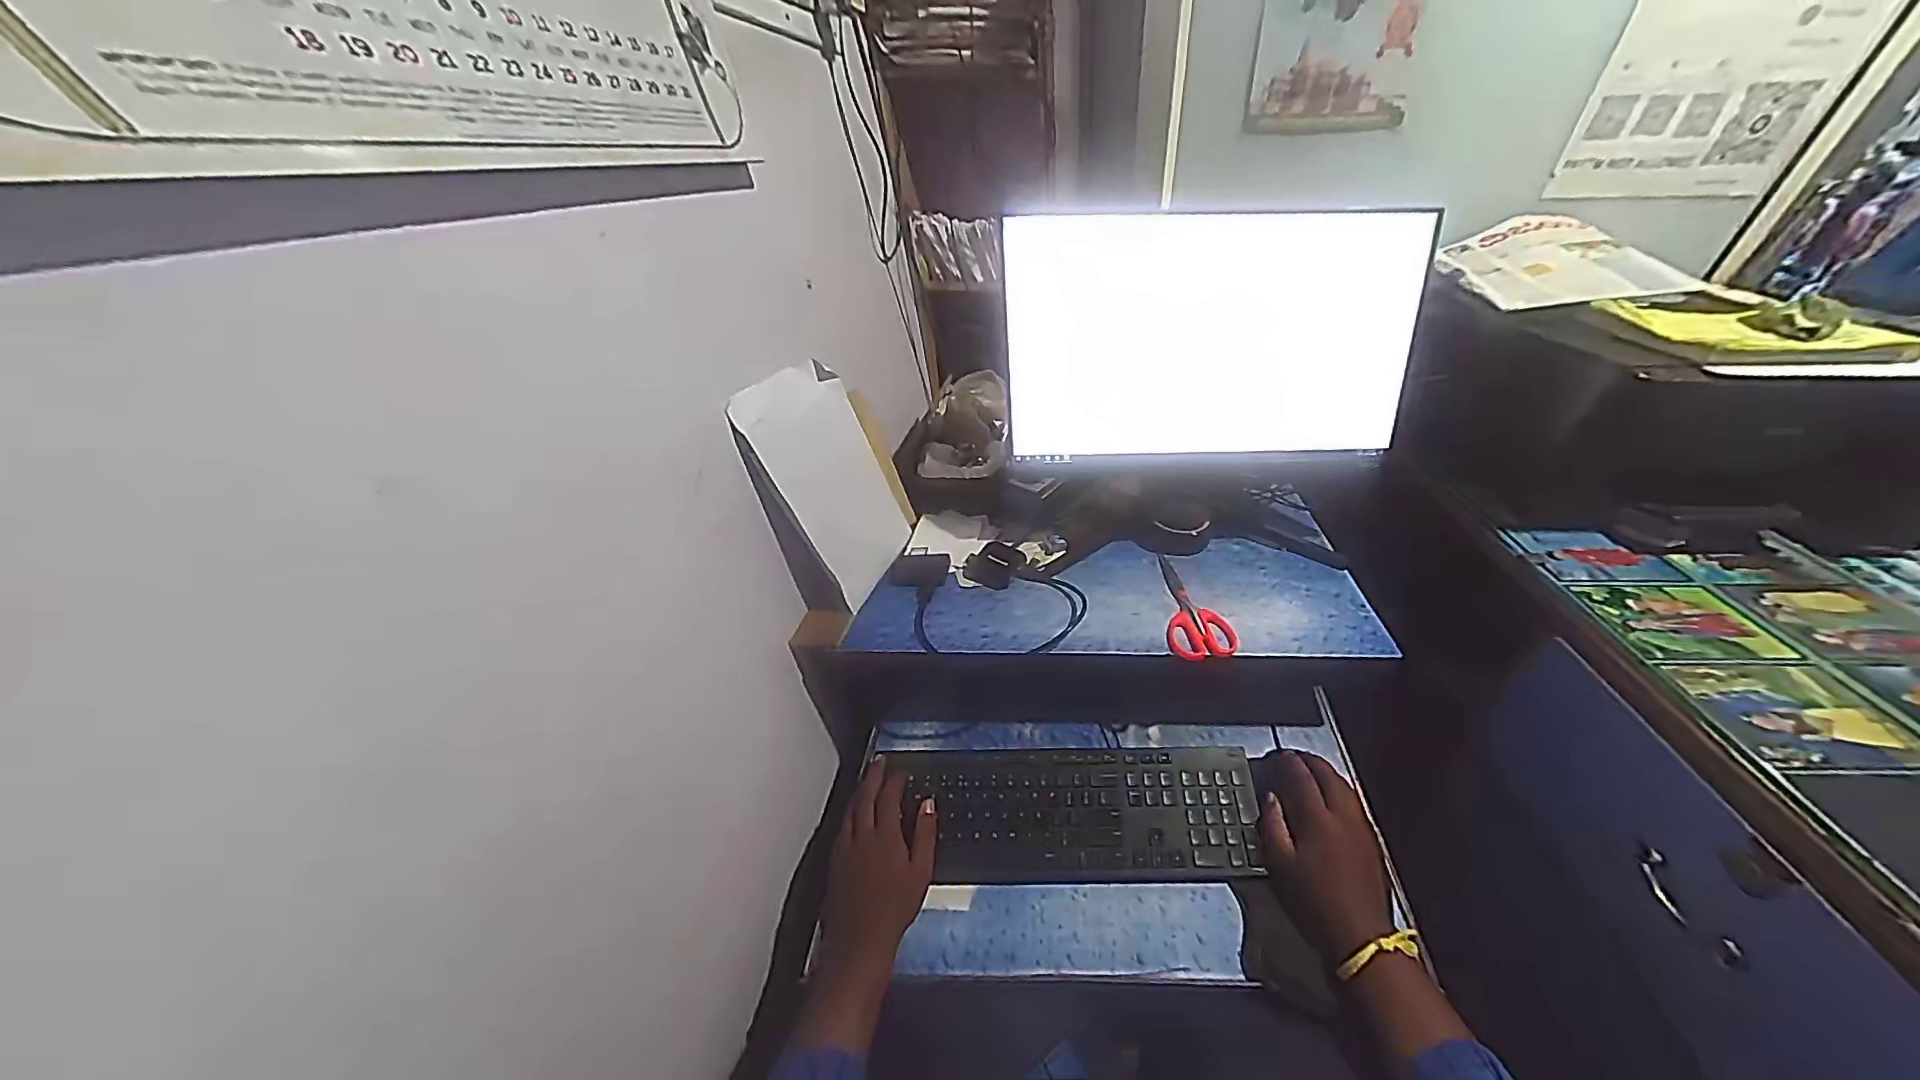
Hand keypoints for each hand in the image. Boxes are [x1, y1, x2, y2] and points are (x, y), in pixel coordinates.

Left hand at [818, 756, 936, 974]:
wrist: (860, 939)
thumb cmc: (895, 909)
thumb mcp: (921, 871)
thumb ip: (925, 833)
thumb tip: (927, 805)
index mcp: (885, 836)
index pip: (888, 798)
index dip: (894, 781)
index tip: (900, 772)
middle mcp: (862, 836)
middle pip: (865, 796)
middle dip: (873, 776)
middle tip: (880, 763)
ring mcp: (846, 847)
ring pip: (851, 808)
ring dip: (860, 790)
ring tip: (867, 780)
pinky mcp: (835, 859)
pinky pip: (843, 824)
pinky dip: (850, 810)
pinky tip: (854, 813)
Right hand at [1259, 750, 1393, 960]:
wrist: (1360, 936)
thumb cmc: (1314, 902)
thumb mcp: (1279, 864)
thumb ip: (1272, 825)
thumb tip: (1271, 799)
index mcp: (1318, 820)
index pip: (1302, 777)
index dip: (1288, 762)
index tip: (1277, 756)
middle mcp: (1344, 818)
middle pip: (1329, 776)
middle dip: (1310, 761)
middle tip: (1294, 757)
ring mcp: (1362, 829)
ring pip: (1346, 787)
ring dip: (1327, 773)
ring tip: (1311, 771)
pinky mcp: (1372, 842)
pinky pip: (1354, 803)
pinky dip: (1339, 790)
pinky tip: (1330, 798)